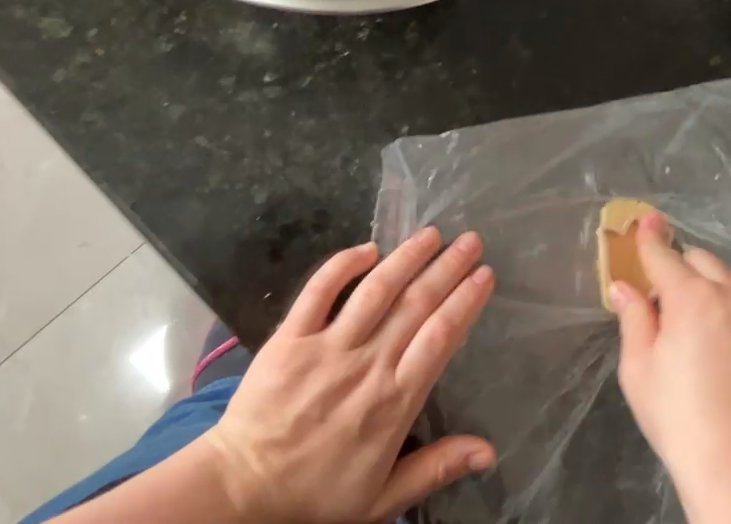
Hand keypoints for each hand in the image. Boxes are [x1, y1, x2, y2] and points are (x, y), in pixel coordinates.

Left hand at [202, 228, 496, 523]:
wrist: (241, 493)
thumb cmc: (315, 496)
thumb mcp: (382, 498)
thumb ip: (435, 468)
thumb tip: (489, 450)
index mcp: (393, 402)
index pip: (439, 338)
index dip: (465, 302)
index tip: (485, 275)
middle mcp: (366, 365)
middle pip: (415, 305)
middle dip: (448, 269)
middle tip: (471, 240)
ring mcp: (326, 347)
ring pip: (375, 290)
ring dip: (407, 257)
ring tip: (431, 233)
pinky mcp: (290, 338)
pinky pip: (319, 291)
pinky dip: (343, 265)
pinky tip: (368, 247)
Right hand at [610, 212, 730, 523]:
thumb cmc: (677, 419)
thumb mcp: (638, 370)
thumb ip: (633, 320)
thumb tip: (624, 287)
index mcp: (690, 298)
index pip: (664, 255)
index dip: (650, 238)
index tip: (646, 221)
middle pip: (702, 259)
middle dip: (681, 268)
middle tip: (668, 298)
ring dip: (724, 278)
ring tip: (713, 304)